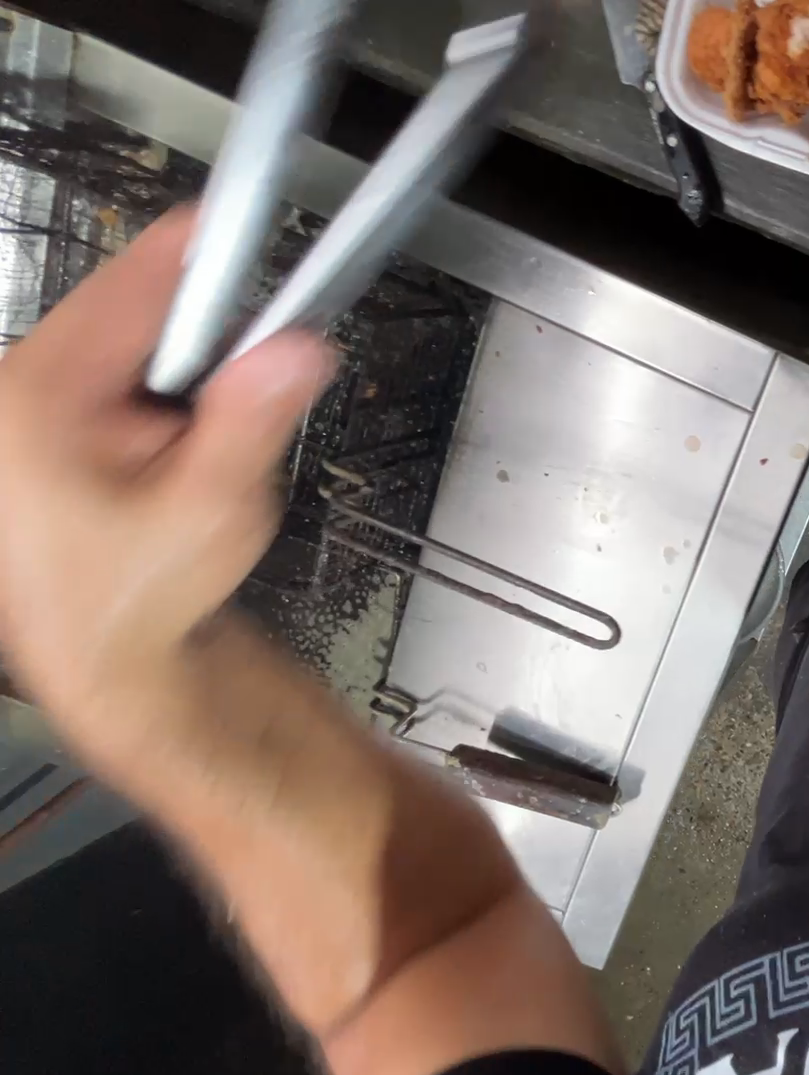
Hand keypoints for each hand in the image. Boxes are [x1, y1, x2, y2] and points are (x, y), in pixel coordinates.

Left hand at [0, 209, 333, 759]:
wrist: (107, 642)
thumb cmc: (144, 582)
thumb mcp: (214, 502)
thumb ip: (254, 419)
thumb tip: (302, 343)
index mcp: (40, 390)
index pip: (139, 287)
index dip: (207, 252)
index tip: (260, 220)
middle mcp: (24, 378)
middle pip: (154, 315)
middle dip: (224, 351)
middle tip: (247, 423)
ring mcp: (37, 395)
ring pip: (155, 347)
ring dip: (210, 382)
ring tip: (211, 458)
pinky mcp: (60, 412)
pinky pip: (143, 375)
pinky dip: (190, 399)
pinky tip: (192, 453)